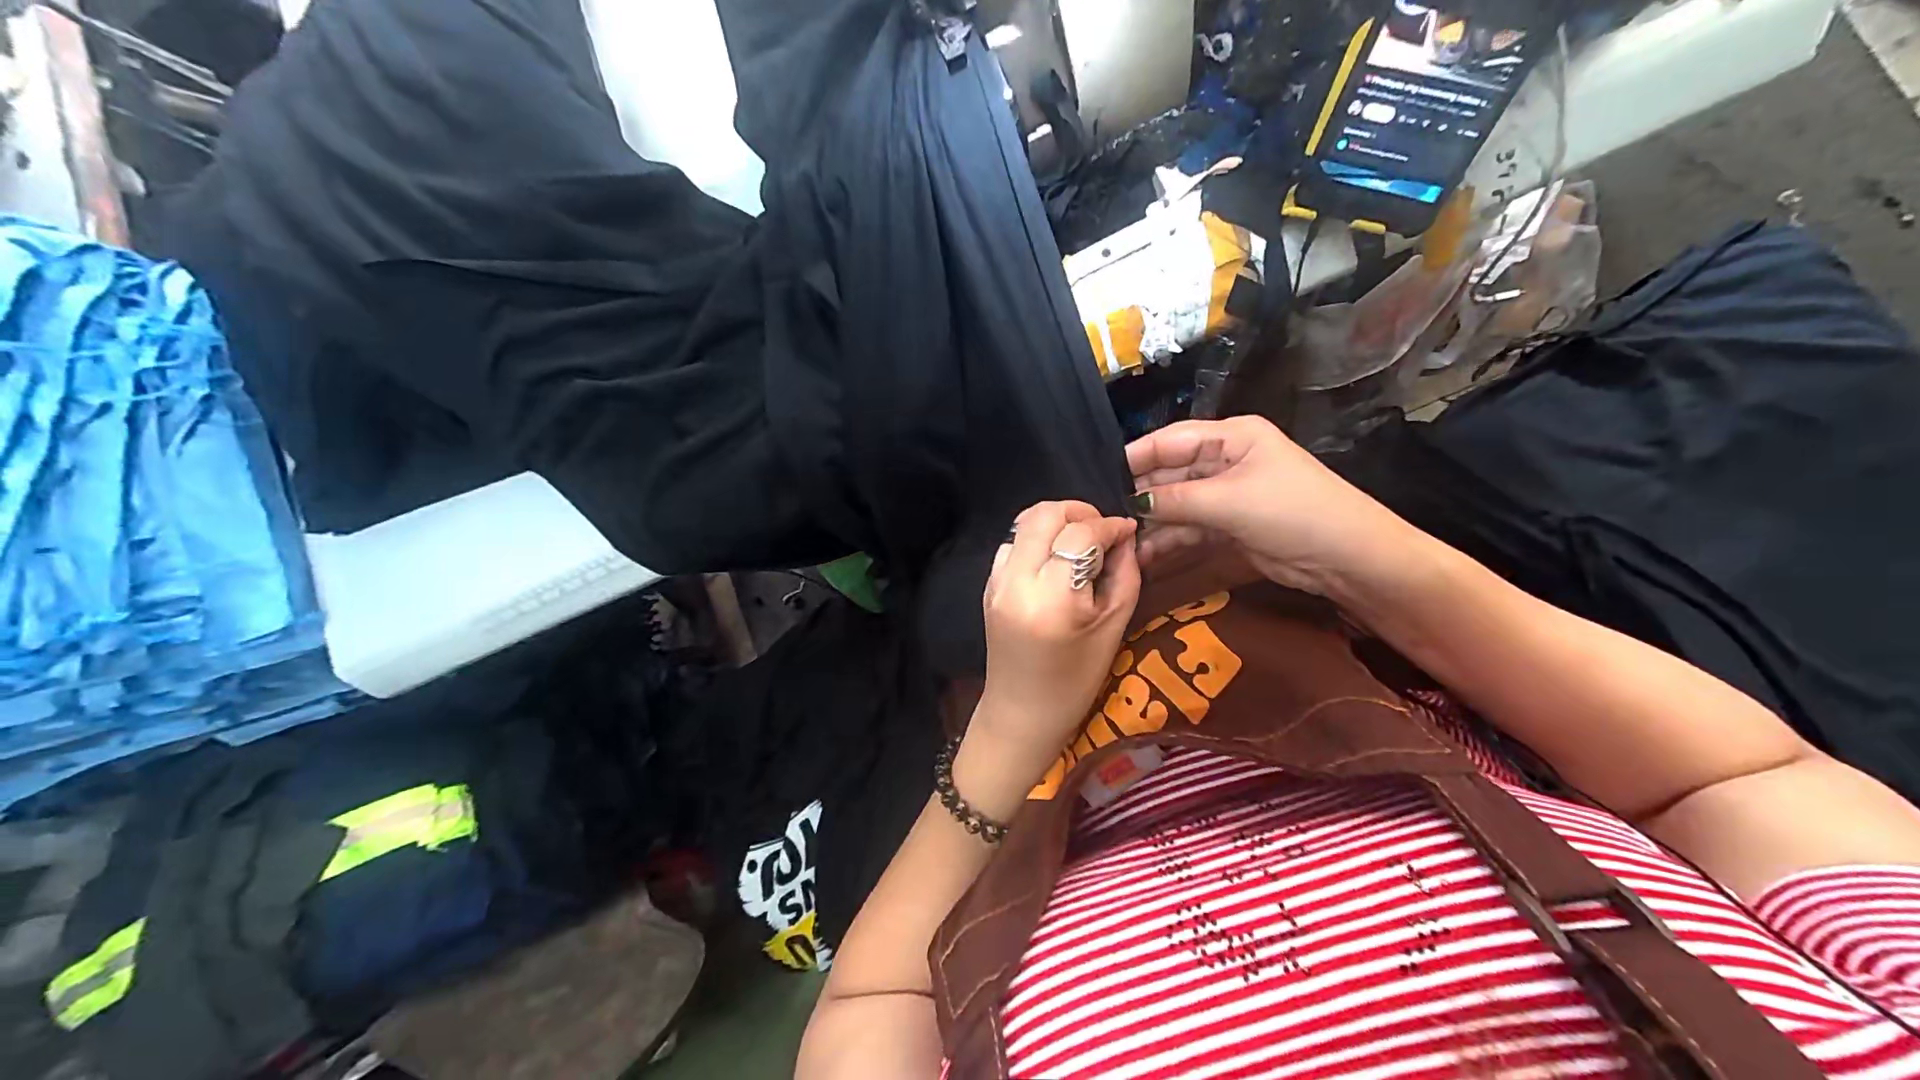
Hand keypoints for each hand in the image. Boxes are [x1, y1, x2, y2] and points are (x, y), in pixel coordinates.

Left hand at [962, 501, 1140, 806]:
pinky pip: (1013, 543)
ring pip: (1024, 522)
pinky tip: (1054, 560)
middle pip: (1045, 514)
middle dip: (1078, 511)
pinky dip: (1036, 539)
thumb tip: (1125, 536)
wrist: (1022, 713)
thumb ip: (1124, 574)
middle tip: (1101, 530)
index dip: (1109, 525)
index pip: (1081, 534)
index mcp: (1053, 598)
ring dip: (1055, 523)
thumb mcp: (1114, 627)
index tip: (1127, 530)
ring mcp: (996, 582)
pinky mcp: (988, 585)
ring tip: (1079, 543)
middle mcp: (1018, 582)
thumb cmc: (1077, 680)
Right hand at [1126, 416, 1423, 599]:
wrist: (1348, 559)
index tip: (1099, 477)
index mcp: (1231, 436)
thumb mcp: (1229, 500)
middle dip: (1138, 495)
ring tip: (1117, 541)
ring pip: (1176, 505)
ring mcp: (1226, 494)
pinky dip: (1168, 541)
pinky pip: (1188, 528)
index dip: (1134, 458)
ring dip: (1150, 523)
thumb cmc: (1293, 512)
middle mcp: (1225, 460)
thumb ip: (1175, 500)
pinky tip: (1142, 555)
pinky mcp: (1228, 525)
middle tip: (1103, 515)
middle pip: (1169, 473)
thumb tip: (1129, 503)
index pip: (1169, 440)